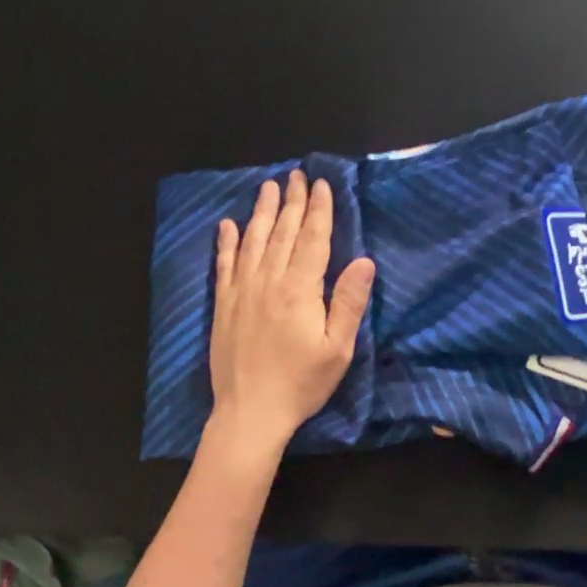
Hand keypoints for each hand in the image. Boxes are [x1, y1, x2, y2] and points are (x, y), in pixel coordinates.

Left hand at [207, 169, 375, 453]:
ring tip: (268, 187)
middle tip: (296, 175)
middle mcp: (268, 282)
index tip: (321, 184)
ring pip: (253, 241)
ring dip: (262, 212)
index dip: (318, 210)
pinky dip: (227, 242)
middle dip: (291, 202)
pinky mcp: (223, 305)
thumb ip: (349, 303)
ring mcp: (241, 292)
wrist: (250, 412)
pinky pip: (224, 264)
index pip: (312, 239)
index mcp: (300, 290)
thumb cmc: (301, 384)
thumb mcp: (338, 349)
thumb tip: (364, 260)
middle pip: (282, 232)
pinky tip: (228, 225)